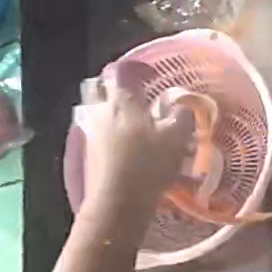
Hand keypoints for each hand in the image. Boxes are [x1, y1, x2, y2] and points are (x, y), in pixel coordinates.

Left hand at [79, 62, 192, 222]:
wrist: (118, 203)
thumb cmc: (148, 164)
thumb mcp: (177, 137)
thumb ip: (182, 115)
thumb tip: (182, 105)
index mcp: (122, 100)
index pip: (123, 70)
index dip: (138, 67)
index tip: (151, 74)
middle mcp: (101, 111)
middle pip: (99, 85)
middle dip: (115, 85)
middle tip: (135, 93)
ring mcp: (91, 132)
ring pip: (96, 108)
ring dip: (111, 108)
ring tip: (133, 121)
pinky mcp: (89, 152)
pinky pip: (97, 130)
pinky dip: (109, 130)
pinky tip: (126, 144)